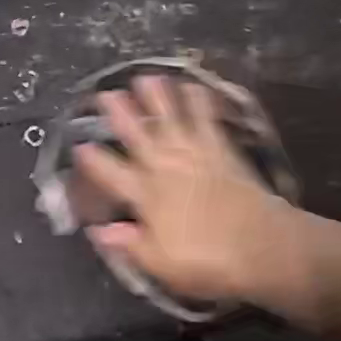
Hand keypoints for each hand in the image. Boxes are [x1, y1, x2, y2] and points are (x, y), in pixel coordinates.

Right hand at [75, 75, 326, 325]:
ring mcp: (193, 152)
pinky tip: (194, 86)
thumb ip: (129, 244)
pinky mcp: (220, 148)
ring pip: (169, 117)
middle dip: (120, 113)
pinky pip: (206, 119)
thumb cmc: (209, 261)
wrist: (262, 246)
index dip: (93, 159)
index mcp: (145, 193)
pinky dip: (199, 101)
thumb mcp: (161, 264)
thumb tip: (98, 230)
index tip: (78, 146)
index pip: (111, 172)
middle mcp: (164, 165)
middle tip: (106, 93)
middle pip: (137, 133)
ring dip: (156, 97)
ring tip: (146, 77)